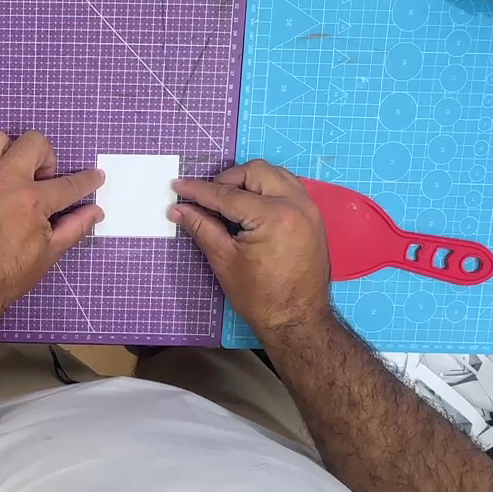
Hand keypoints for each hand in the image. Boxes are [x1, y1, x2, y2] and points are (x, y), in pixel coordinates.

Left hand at [0, 130, 103, 318]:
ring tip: (13, 175)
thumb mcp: (49, 254)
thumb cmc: (9, 274)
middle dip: (46, 159)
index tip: (94, 177)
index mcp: (31, 200)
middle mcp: (4, 180)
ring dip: (11, 152)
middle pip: (35, 142)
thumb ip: (75, 227)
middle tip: (43, 183)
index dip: (88, 180)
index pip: (70, 183)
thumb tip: (95, 211)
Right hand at [171, 159, 332, 337]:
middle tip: (207, 199)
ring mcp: (309, 209)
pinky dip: (266, 190)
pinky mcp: (313, 217)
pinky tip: (250, 208)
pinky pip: (288, 188)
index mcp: (273, 217)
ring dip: (248, 182)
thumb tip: (179, 209)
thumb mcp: (224, 260)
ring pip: (274, 175)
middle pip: (255, 171)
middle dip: (227, 180)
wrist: (296, 320)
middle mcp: (296, 205)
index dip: (199, 191)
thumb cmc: (259, 296)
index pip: (228, 195)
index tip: (179, 187)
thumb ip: (202, 227)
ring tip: (227, 202)